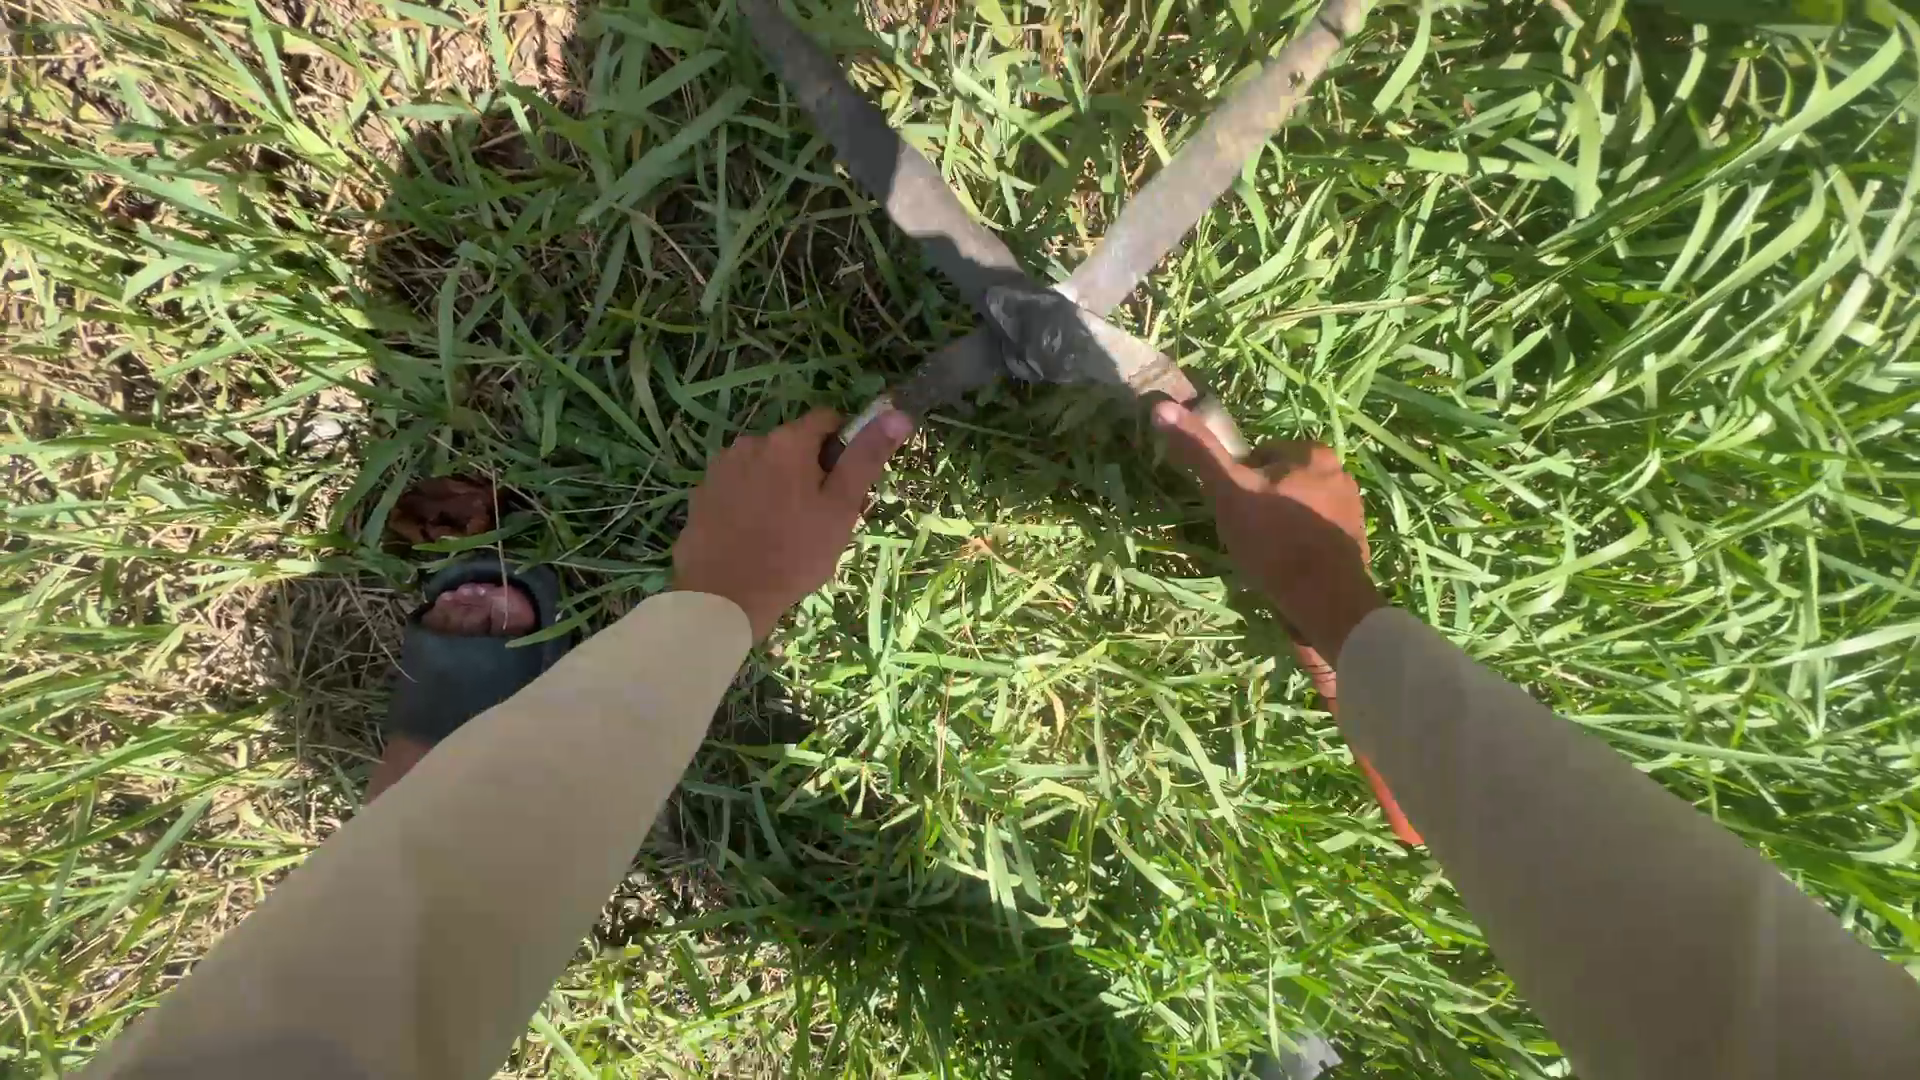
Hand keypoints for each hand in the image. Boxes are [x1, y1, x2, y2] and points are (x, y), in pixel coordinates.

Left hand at [673, 407, 912, 640]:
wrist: (726, 597)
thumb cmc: (795, 552)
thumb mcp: (841, 508)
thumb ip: (866, 457)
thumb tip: (897, 414)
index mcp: (788, 442)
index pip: (827, 420)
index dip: (845, 446)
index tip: (849, 483)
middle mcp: (750, 443)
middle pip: (794, 446)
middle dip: (811, 472)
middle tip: (822, 517)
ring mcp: (721, 469)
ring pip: (765, 467)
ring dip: (780, 486)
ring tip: (788, 531)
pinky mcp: (701, 495)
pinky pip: (738, 488)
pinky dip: (752, 502)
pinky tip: (757, 536)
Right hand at [1152, 400, 1383, 658]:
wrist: (1325, 601)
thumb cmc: (1274, 541)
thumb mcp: (1229, 492)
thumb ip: (1199, 452)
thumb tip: (1161, 407)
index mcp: (1312, 452)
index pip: (1259, 457)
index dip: (1237, 483)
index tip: (1233, 510)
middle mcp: (1340, 472)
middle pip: (1278, 482)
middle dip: (1260, 505)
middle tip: (1246, 536)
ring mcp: (1351, 509)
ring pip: (1295, 508)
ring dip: (1278, 527)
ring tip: (1265, 556)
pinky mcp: (1353, 541)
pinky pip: (1312, 534)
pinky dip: (1297, 547)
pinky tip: (1285, 569)